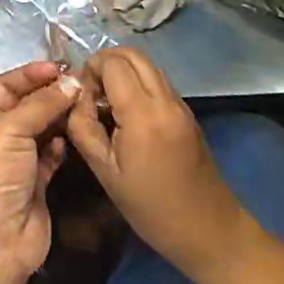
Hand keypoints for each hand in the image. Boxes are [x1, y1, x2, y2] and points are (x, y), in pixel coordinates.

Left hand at [0, 60, 81, 283]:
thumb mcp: (11, 129)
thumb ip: (43, 103)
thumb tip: (73, 82)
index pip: (8, 84)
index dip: (33, 73)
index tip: (62, 67)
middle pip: (28, 103)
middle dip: (52, 93)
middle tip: (82, 85)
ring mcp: (17, 158)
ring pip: (43, 126)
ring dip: (60, 116)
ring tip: (84, 106)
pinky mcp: (37, 180)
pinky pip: (52, 152)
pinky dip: (61, 143)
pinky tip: (72, 137)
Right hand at [65, 46, 247, 274]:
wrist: (209, 230)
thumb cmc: (151, 209)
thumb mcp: (106, 173)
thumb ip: (84, 129)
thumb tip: (75, 98)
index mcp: (143, 114)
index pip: (113, 64)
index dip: (91, 68)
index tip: (80, 93)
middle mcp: (164, 99)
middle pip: (133, 54)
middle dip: (106, 61)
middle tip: (91, 89)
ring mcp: (180, 103)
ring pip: (148, 64)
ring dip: (124, 69)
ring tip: (107, 99)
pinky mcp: (187, 112)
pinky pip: (158, 80)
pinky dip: (139, 80)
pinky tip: (128, 111)